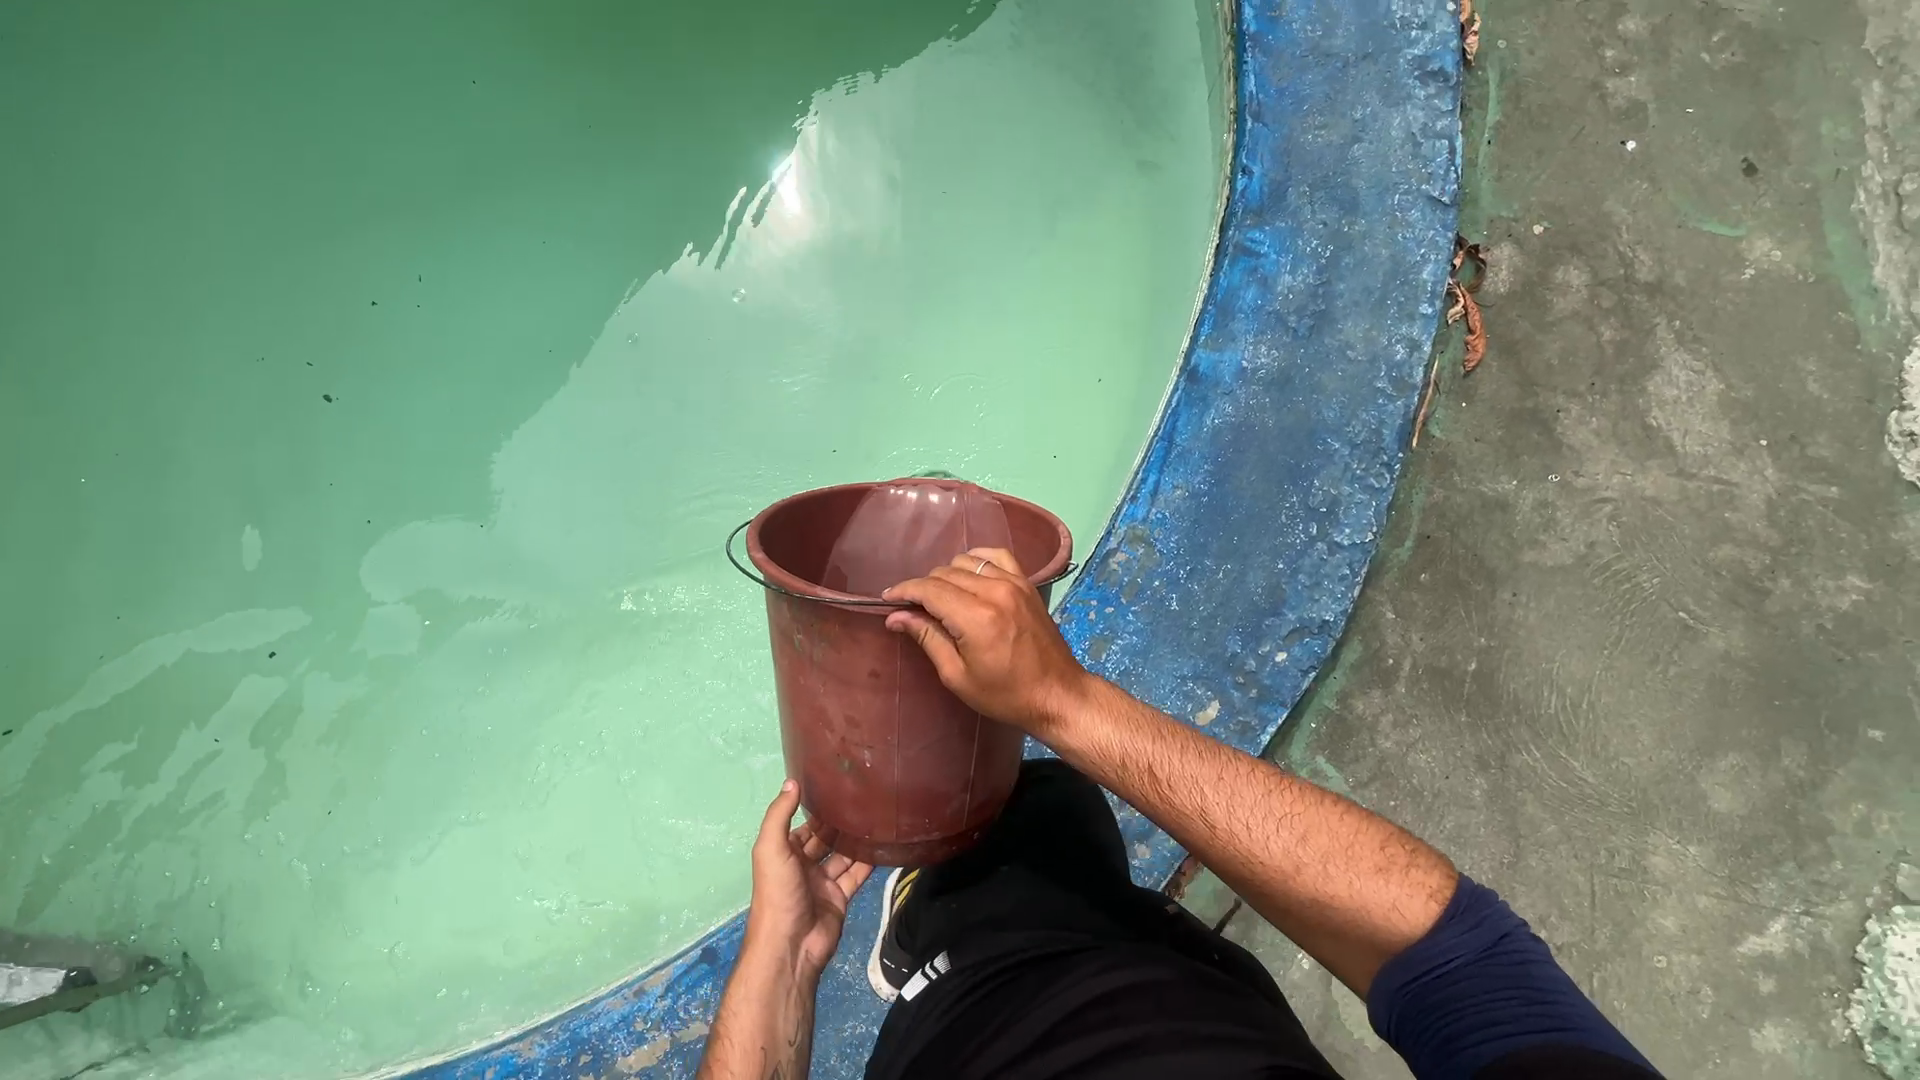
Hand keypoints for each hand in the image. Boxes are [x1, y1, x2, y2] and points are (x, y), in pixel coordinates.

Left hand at [743, 781, 872, 979]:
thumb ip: (780, 815)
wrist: (792, 946)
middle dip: (840, 822)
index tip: (839, 787)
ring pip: (843, 855)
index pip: (803, 825)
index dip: (817, 808)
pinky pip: (856, 875)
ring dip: (856, 839)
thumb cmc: (778, 893)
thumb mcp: (772, 849)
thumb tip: (792, 781)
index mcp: (784, 853)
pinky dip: (869, 862)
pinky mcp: (841, 897)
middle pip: (825, 838)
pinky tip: (884, 845)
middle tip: (865, 798)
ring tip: (878, 816)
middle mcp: (803, 865)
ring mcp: (823, 882)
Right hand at [881, 548, 1093, 734]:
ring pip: (967, 561)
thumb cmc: (1005, 694)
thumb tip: (896, 616)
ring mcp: (1015, 583)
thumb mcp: (957, 675)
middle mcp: (995, 591)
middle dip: (923, 587)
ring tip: (942, 598)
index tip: (888, 600)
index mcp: (976, 617)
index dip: (904, 591)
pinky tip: (969, 576)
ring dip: (948, 575)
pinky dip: (977, 561)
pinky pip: (996, 557)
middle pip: (945, 572)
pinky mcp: (1027, 583)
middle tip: (914, 609)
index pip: (929, 589)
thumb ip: (927, 638)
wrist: (1057, 694)